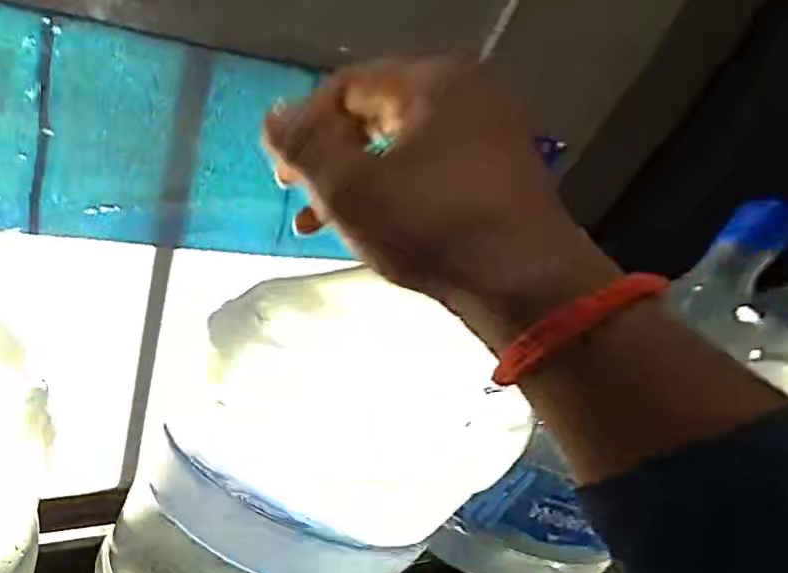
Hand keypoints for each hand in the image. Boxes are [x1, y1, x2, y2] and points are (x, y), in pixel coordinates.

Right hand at [262, 57, 620, 347]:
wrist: (513, 274)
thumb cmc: (428, 226)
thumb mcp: (349, 189)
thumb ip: (306, 149)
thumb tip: (273, 118)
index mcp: (432, 84)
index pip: (347, 87)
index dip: (304, 127)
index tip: (281, 174)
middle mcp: (464, 95)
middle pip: (372, 113)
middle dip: (325, 157)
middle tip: (296, 194)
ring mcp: (482, 133)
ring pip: (393, 147)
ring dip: (348, 181)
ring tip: (318, 222)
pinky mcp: (487, 174)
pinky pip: (419, 169)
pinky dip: (383, 193)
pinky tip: (366, 226)